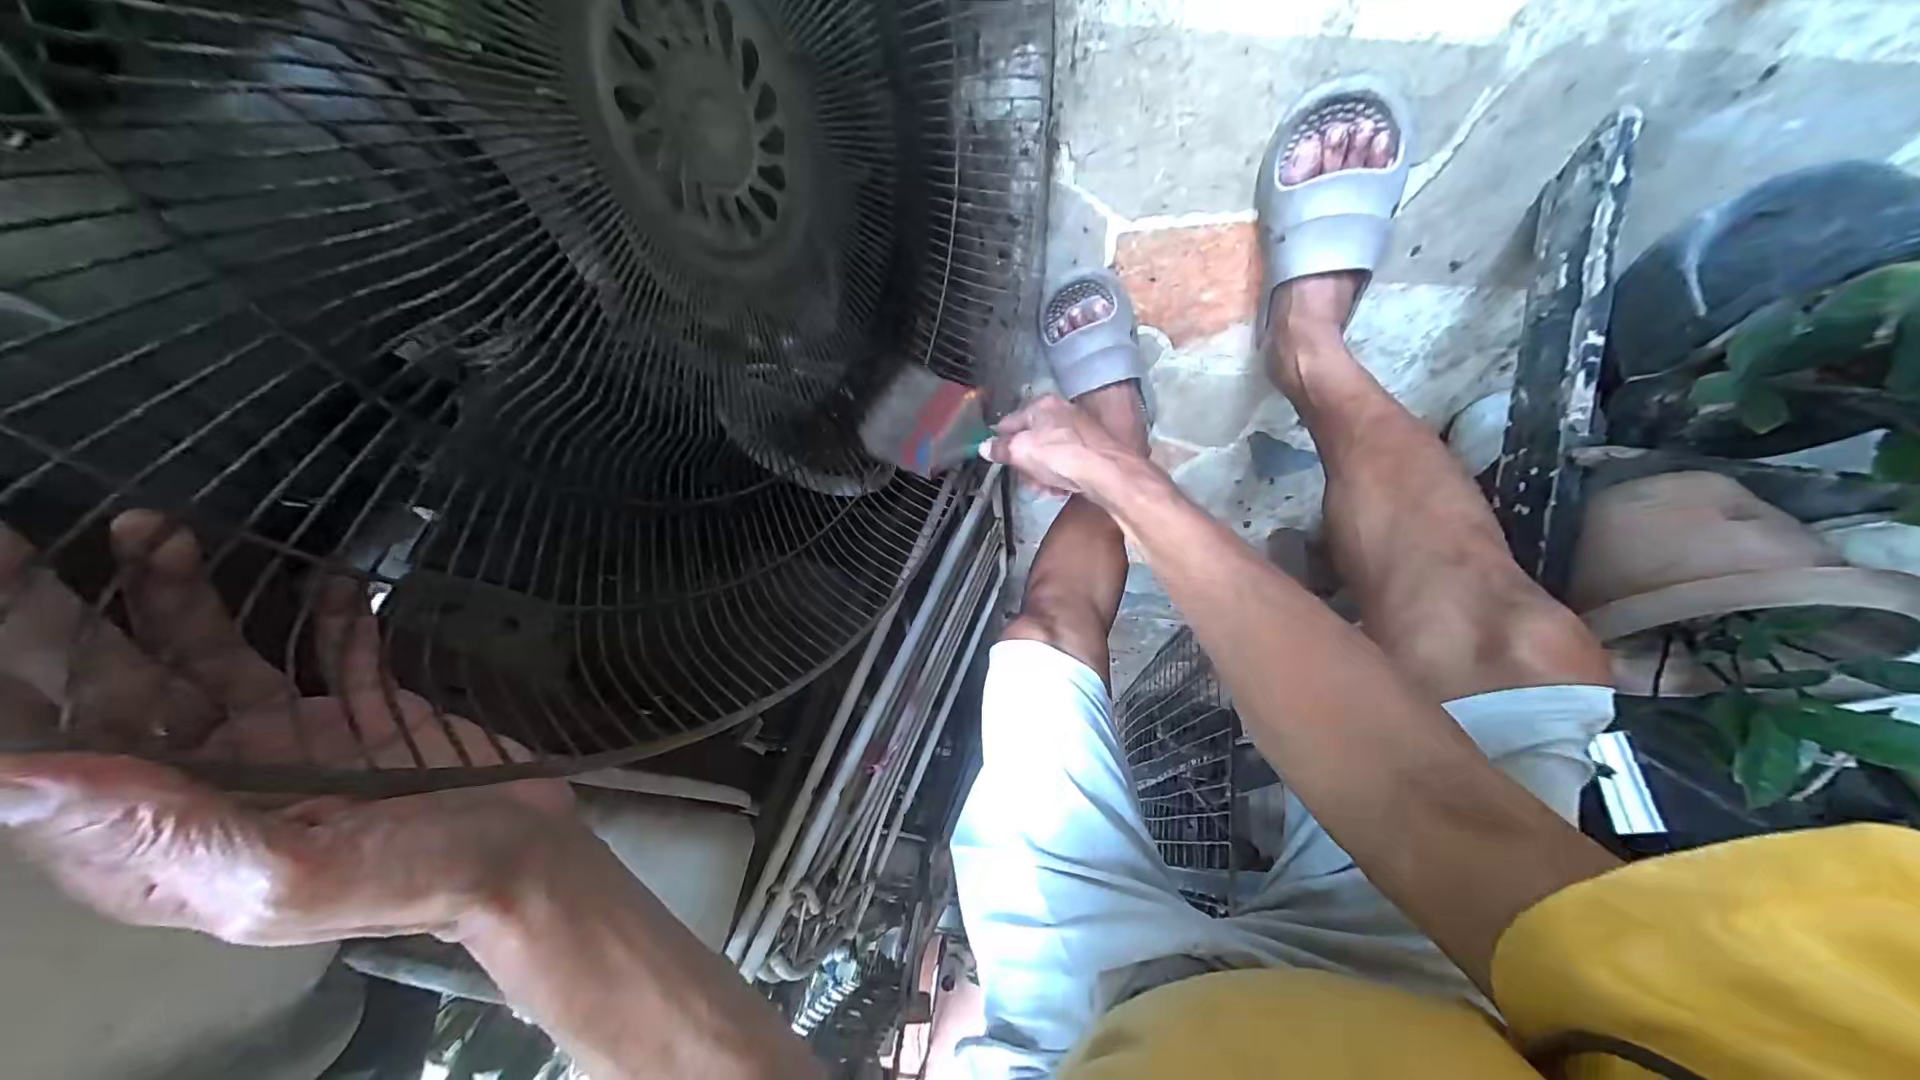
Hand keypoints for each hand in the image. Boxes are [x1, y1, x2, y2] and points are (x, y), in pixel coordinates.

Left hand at [0, 511, 575, 945]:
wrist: (525, 857)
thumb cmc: (410, 878)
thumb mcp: (285, 873)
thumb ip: (164, 829)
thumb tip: (3, 780)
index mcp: (163, 833)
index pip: (52, 747)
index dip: (12, 673)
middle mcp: (215, 778)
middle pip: (127, 685)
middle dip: (88, 610)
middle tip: (78, 534)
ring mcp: (296, 739)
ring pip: (222, 657)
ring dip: (192, 597)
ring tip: (174, 533)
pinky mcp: (368, 711)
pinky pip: (335, 650)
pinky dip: (332, 613)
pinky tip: (333, 579)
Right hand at [981, 394, 1141, 498]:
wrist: (1105, 471)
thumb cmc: (1059, 455)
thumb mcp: (1020, 452)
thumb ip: (1000, 449)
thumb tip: (984, 447)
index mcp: (1042, 405)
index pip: (1010, 421)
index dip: (999, 440)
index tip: (995, 455)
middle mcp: (1062, 412)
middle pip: (1031, 440)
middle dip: (1026, 464)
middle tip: (1026, 479)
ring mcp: (1080, 430)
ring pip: (1049, 455)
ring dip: (1043, 475)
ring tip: (1045, 489)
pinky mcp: (1093, 450)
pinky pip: (1068, 463)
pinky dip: (1062, 477)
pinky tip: (1061, 490)